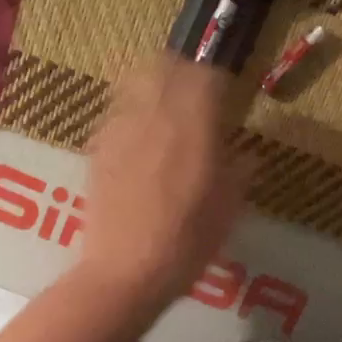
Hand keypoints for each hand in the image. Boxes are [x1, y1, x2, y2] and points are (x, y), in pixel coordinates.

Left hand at [78, 57, 248, 303]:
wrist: (124, 274)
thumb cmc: (184, 246)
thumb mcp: (226, 213)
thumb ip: (238, 174)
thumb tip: (244, 156)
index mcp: (195, 127)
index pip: (207, 75)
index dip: (217, 82)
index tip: (224, 98)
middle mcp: (155, 116)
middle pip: (167, 67)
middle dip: (182, 75)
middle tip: (191, 97)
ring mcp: (120, 130)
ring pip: (135, 83)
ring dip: (151, 87)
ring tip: (161, 110)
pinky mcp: (97, 150)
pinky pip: (114, 114)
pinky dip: (128, 114)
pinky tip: (135, 139)